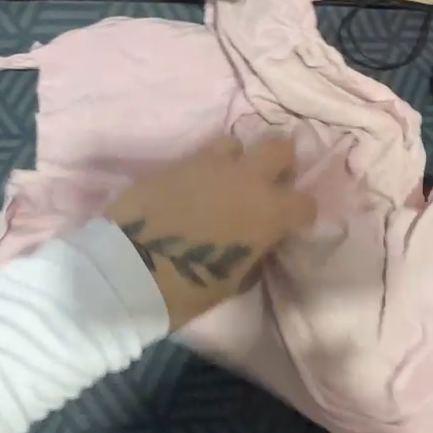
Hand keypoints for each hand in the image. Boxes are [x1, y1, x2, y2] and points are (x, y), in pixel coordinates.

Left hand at [104, 136, 316, 329]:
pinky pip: (200, 156)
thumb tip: (257, 242)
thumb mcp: (233, 281)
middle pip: (280, 147)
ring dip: (237, 161)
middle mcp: (245, 179)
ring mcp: (208, 165)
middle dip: (280, 164)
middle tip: (267, 185)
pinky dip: (203, 171)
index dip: (300, 216)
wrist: (127, 271)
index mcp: (269, 212)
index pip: (306, 203)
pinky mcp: (174, 162)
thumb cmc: (186, 289)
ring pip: (236, 143)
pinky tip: (191, 192)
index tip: (290, 227)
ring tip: (224, 183)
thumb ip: (254, 252)